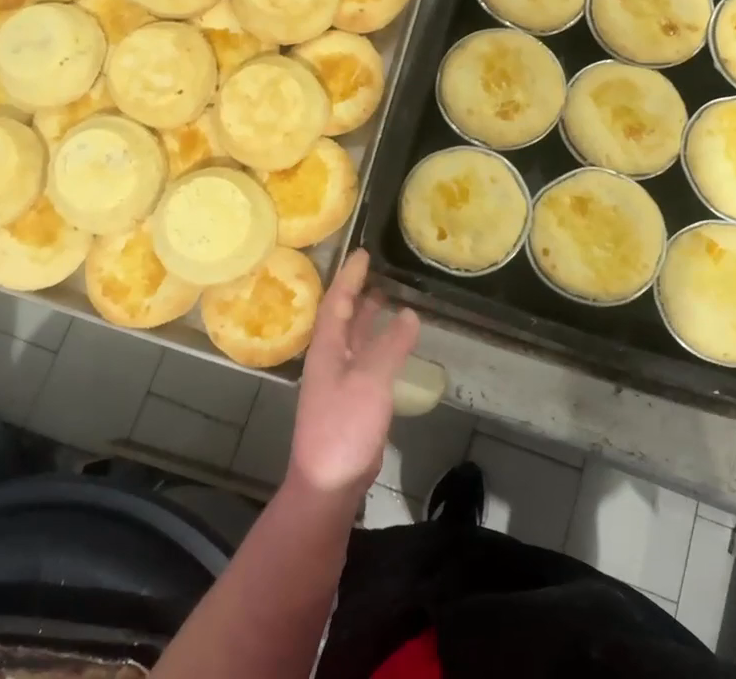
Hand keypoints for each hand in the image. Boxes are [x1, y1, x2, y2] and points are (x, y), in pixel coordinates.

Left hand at [286, 249, 420, 499]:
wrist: (328, 481)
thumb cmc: (343, 427)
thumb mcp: (369, 382)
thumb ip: (389, 346)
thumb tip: (409, 312)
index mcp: (326, 349)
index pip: (336, 302)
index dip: (350, 277)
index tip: (363, 253)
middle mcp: (329, 359)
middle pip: (343, 317)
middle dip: (358, 293)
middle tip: (379, 271)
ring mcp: (339, 381)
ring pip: (355, 339)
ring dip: (369, 318)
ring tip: (389, 297)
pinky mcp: (352, 400)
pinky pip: (366, 360)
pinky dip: (380, 345)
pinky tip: (395, 344)